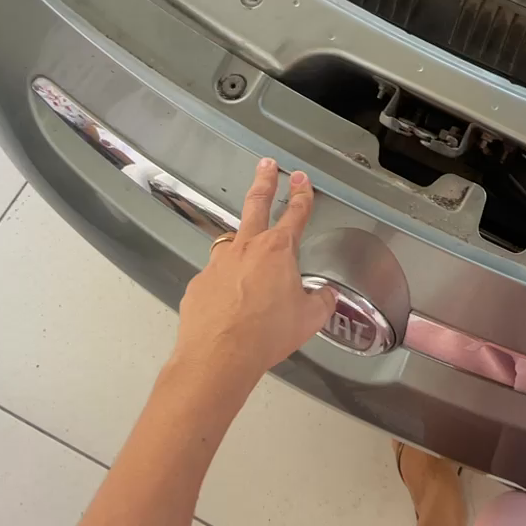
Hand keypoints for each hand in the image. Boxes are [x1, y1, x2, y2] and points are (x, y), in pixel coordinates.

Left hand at [168, 158, 335, 406]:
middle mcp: (247, 248)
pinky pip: (214, 278)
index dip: (302, 193)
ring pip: (230, 243)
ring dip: (240, 242)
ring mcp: (218, 264)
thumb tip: (326, 295)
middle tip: (266, 165)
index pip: (296, 212)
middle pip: (256, 204)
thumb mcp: (309, 319)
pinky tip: (227, 304)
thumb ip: (322, 301)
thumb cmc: (268, 334)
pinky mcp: (198, 285)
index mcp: (278, 250)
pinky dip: (223, 284)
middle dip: (264, 181)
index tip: (301, 177)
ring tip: (245, 255)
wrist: (217, 360)